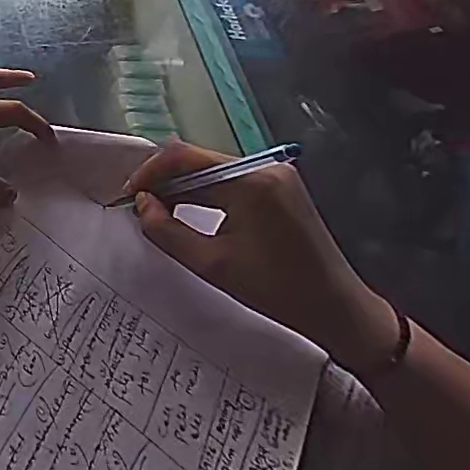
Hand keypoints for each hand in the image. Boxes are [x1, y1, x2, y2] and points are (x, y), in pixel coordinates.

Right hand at [127, 141, 397, 372]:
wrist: (340, 311)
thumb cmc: (277, 292)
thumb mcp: (212, 265)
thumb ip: (167, 231)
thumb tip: (141, 204)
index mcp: (250, 181)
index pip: (185, 158)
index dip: (150, 172)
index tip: (129, 195)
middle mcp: (263, 167)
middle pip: (198, 160)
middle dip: (164, 181)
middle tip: (139, 207)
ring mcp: (274, 175)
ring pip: (212, 170)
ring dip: (183, 188)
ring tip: (159, 213)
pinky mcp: (279, 187)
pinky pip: (230, 181)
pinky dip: (205, 194)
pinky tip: (190, 213)